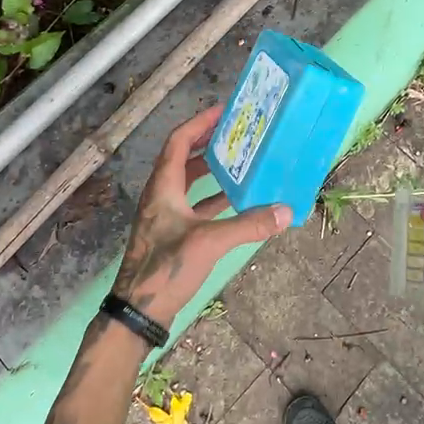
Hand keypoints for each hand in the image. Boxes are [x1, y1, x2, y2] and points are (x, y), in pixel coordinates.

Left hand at [112, 107, 292, 327]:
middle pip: (183, 157)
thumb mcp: (209, 242)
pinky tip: (235, 201)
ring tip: (241, 161)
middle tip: (237, 133)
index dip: (199, 123)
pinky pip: (194, 205)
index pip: (178, 141)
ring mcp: (164, 215)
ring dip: (211, 170)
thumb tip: (285, 211)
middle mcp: (161, 195)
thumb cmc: (166, 267)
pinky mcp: (171, 235)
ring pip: (189, 182)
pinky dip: (212, 198)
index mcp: (163, 186)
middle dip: (208, 143)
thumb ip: (248, 225)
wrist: (138, 311)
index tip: (224, 111)